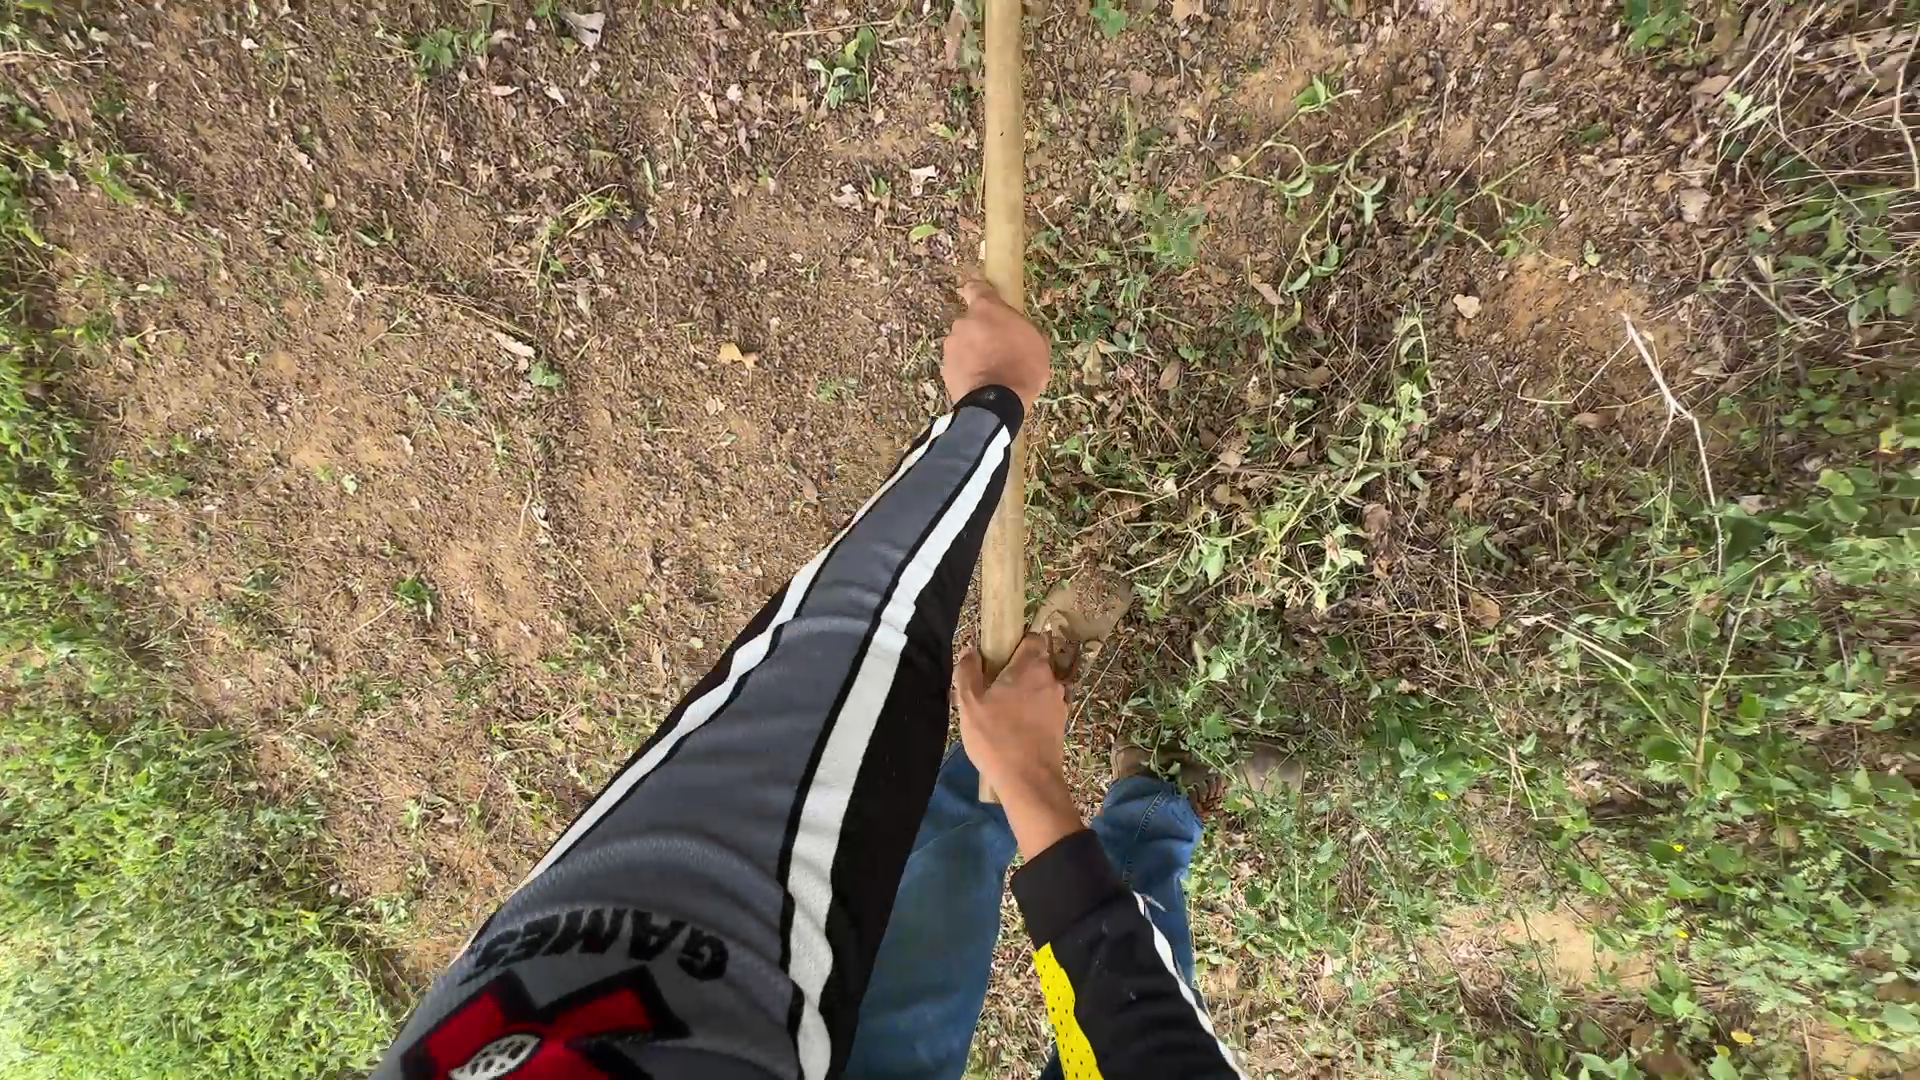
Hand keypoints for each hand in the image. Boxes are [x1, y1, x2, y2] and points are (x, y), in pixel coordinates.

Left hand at [942, 278, 1050, 411]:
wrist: (998, 402)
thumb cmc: (1023, 367)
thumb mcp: (1038, 342)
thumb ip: (1023, 328)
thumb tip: (1020, 332)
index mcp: (986, 308)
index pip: (975, 288)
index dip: (980, 294)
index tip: (988, 303)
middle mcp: (963, 322)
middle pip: (970, 321)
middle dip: (981, 331)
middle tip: (998, 348)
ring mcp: (951, 346)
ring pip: (962, 343)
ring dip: (973, 351)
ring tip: (990, 370)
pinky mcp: (945, 368)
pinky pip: (958, 363)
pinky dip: (966, 369)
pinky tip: (981, 382)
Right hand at [955, 632, 1082, 858]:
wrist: (1029, 781)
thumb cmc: (996, 737)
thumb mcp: (969, 703)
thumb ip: (968, 671)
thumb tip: (970, 650)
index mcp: (1031, 667)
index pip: (1033, 638)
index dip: (1017, 642)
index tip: (999, 654)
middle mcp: (1051, 680)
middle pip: (1035, 664)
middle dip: (1016, 671)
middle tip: (991, 687)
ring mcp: (1059, 703)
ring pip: (1039, 687)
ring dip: (1024, 693)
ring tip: (1000, 711)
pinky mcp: (1060, 725)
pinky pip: (1043, 708)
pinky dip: (1031, 712)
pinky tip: (1013, 728)